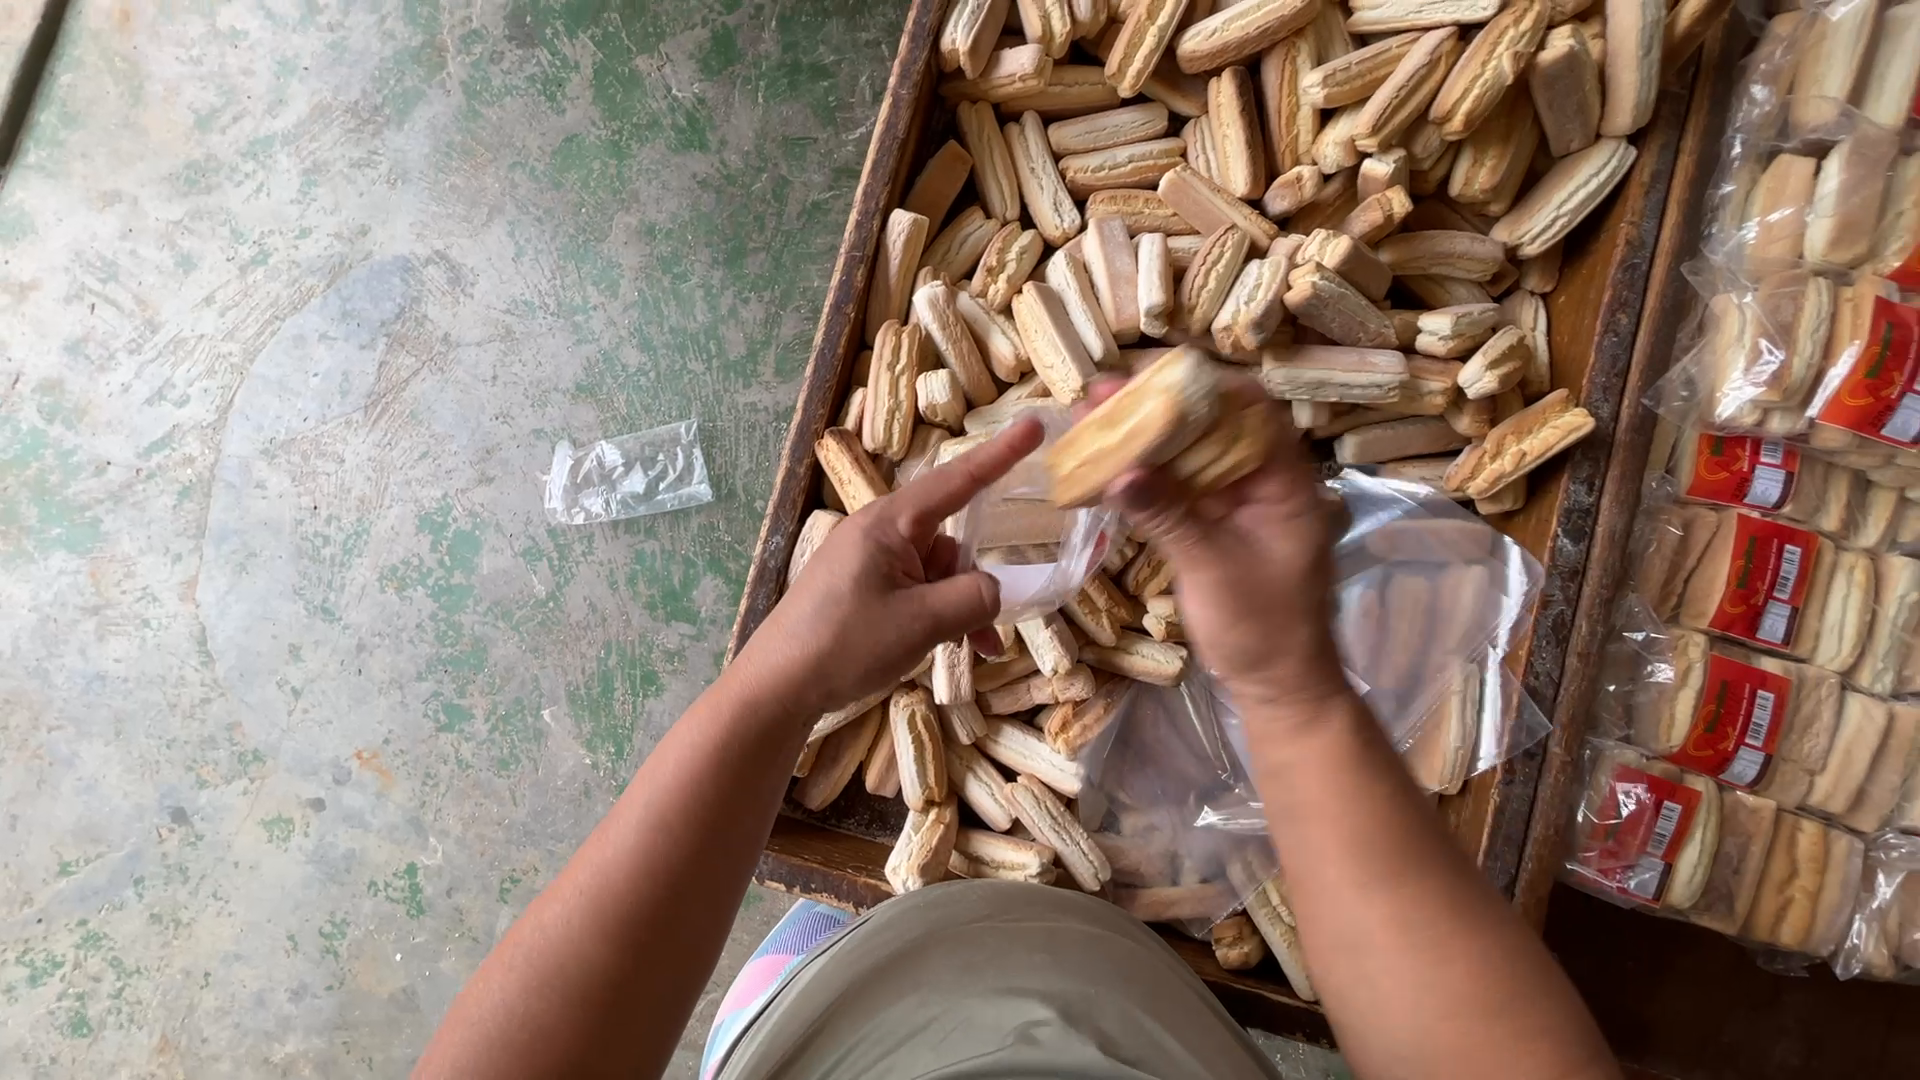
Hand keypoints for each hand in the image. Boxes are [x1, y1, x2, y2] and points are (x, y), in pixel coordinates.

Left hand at [735, 419, 1044, 717]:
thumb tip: (993, 589)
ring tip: (971, 650)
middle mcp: (879, 532)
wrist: (778, 686)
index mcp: (890, 523)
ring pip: (935, 573)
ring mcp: (868, 561)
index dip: (1000, 454)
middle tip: (987, 632)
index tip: (1034, 425)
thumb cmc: (847, 644)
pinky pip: (914, 590)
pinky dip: (936, 615)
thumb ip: (973, 598)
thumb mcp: (923, 623)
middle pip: (949, 541)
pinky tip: (947, 648)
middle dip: (973, 582)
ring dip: (958, 608)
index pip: (956, 480)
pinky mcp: (861, 588)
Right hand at [1092, 377, 1351, 716]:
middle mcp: (1259, 483)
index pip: (1251, 412)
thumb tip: (1118, 472)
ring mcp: (1233, 505)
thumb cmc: (1261, 625)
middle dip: (1156, 411)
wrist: (1274, 682)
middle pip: (1209, 429)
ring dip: (1143, 442)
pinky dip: (1143, 478)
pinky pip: (1174, 491)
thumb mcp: (1212, 566)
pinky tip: (1103, 468)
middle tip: (1102, 395)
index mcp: (1284, 482)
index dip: (1204, 388)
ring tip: (1090, 421)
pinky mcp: (1210, 527)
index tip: (1152, 377)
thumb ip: (1168, 515)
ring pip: (1186, 458)